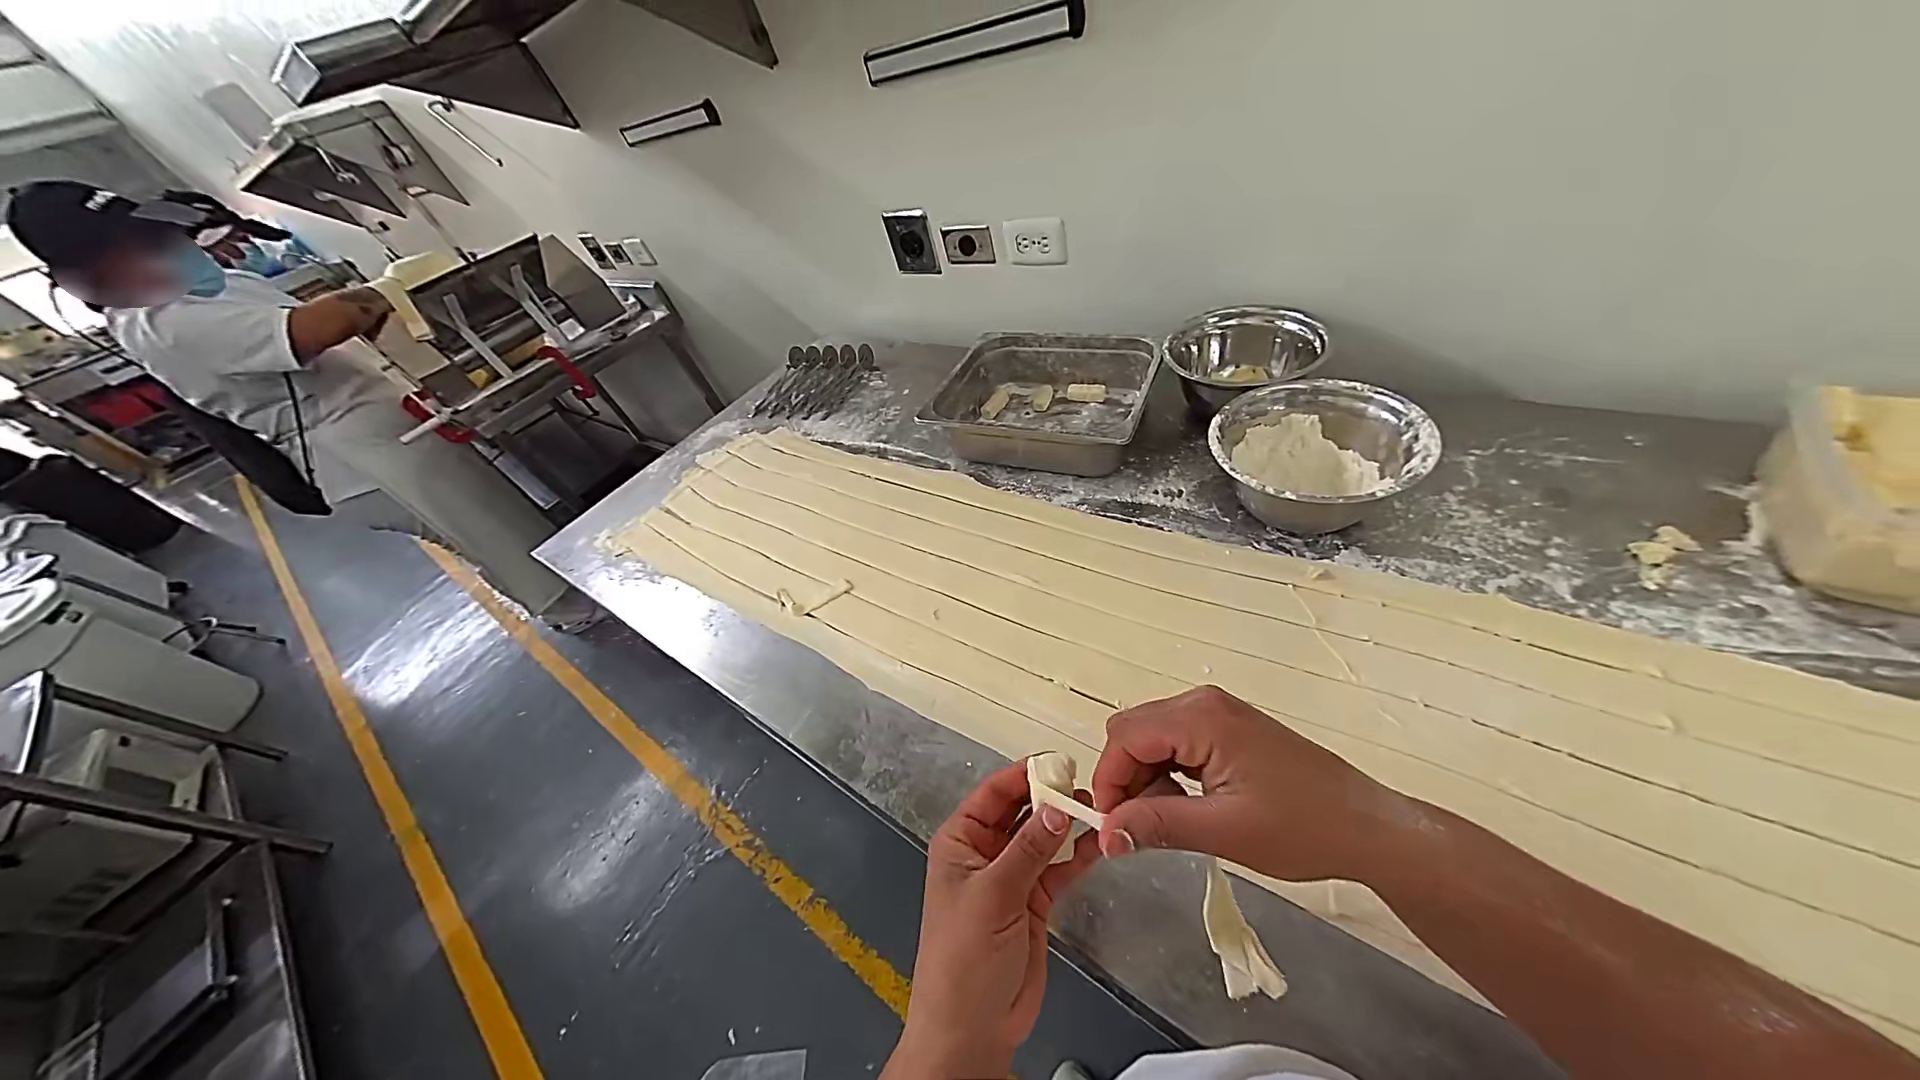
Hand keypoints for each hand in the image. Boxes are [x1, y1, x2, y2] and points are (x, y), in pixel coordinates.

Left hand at [884, 761, 1101, 1078]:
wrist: (972, 1028)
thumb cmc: (961, 959)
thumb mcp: (993, 895)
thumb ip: (1028, 849)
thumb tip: (1057, 808)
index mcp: (960, 840)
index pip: (993, 794)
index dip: (1023, 775)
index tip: (1056, 762)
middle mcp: (985, 852)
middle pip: (1020, 811)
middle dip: (1048, 797)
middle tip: (1082, 783)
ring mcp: (1011, 875)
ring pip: (1042, 837)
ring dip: (1066, 824)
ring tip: (1096, 808)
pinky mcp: (1033, 900)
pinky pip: (1057, 867)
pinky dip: (1076, 855)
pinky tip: (1095, 843)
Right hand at [1091, 686, 1407, 881]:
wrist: (1368, 827)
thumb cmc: (1303, 828)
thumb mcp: (1224, 831)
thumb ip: (1157, 825)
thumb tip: (1106, 834)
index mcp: (1202, 717)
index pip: (1125, 736)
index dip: (1109, 781)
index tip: (1111, 827)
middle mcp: (1203, 703)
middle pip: (1132, 731)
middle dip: (1125, 779)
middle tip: (1140, 825)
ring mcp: (1216, 712)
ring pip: (1150, 737)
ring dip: (1146, 778)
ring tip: (1171, 818)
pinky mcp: (1225, 727)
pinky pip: (1174, 741)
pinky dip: (1167, 772)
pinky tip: (1188, 803)